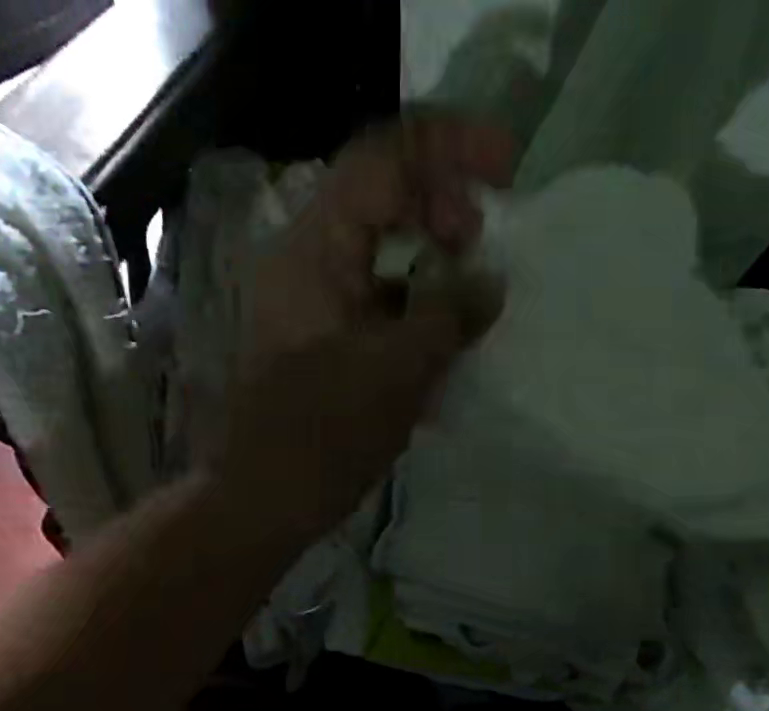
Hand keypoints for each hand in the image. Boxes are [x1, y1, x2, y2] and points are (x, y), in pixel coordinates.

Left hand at [209, 112, 514, 541]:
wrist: (261, 503)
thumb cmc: (322, 436)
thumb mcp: (397, 371)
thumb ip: (449, 315)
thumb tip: (489, 284)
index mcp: (315, 250)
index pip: (384, 158)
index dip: (451, 149)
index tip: (508, 173)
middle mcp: (308, 263)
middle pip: (383, 199)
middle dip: (443, 210)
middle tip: (481, 250)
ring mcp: (313, 305)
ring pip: (383, 256)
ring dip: (433, 267)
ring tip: (473, 303)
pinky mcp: (322, 343)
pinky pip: (377, 304)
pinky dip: (415, 313)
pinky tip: (445, 349)